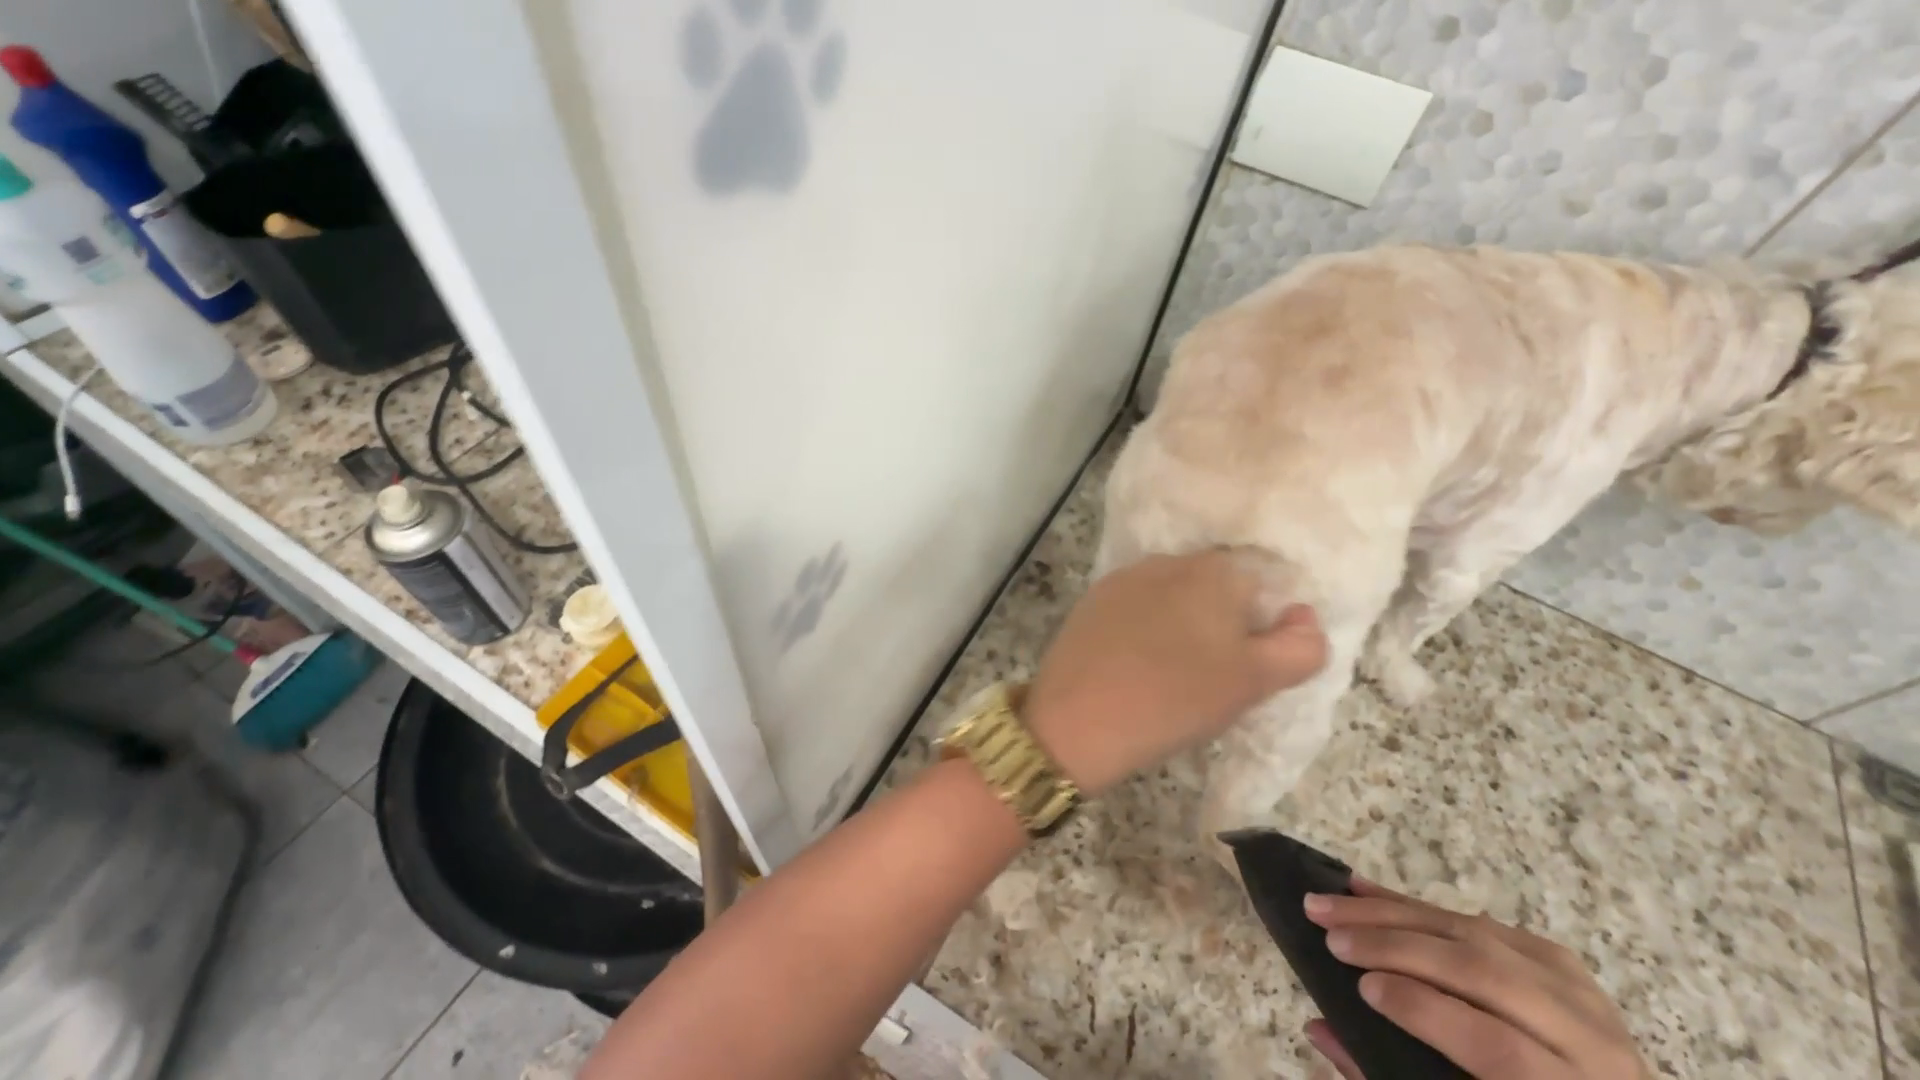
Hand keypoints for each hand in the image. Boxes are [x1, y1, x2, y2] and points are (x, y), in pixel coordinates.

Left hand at [1021, 548, 1326, 794]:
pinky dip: (1146, 634)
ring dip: (1183, 628)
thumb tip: (1306, 616)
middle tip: (1214, 678)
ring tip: (1172, 677)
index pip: (1262, 584)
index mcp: (1216, 571)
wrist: (1075, 723)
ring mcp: (1124, 579)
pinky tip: (1137, 669)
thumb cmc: (1174, 700)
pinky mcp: (1091, 603)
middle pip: (1216, 588)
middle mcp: (1169, 561)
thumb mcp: (1253, 682)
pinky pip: (1137, 611)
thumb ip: (1298, 647)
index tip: (1248, 668)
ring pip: (1174, 598)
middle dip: (1223, 625)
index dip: (1263, 627)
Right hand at [1302, 879, 1650, 1079]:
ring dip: (1397, 912)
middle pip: (1484, 973)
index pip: (1495, 1043)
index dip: (1424, 1009)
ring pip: (1480, 934)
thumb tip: (1320, 1028)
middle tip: (1330, 931)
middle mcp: (1589, 1040)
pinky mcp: (1564, 964)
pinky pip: (1487, 925)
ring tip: (1337, 900)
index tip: (1361, 985)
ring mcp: (1582, 993)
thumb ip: (1389, 1076)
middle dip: (1397, 946)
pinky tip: (1379, 896)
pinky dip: (1427, 909)